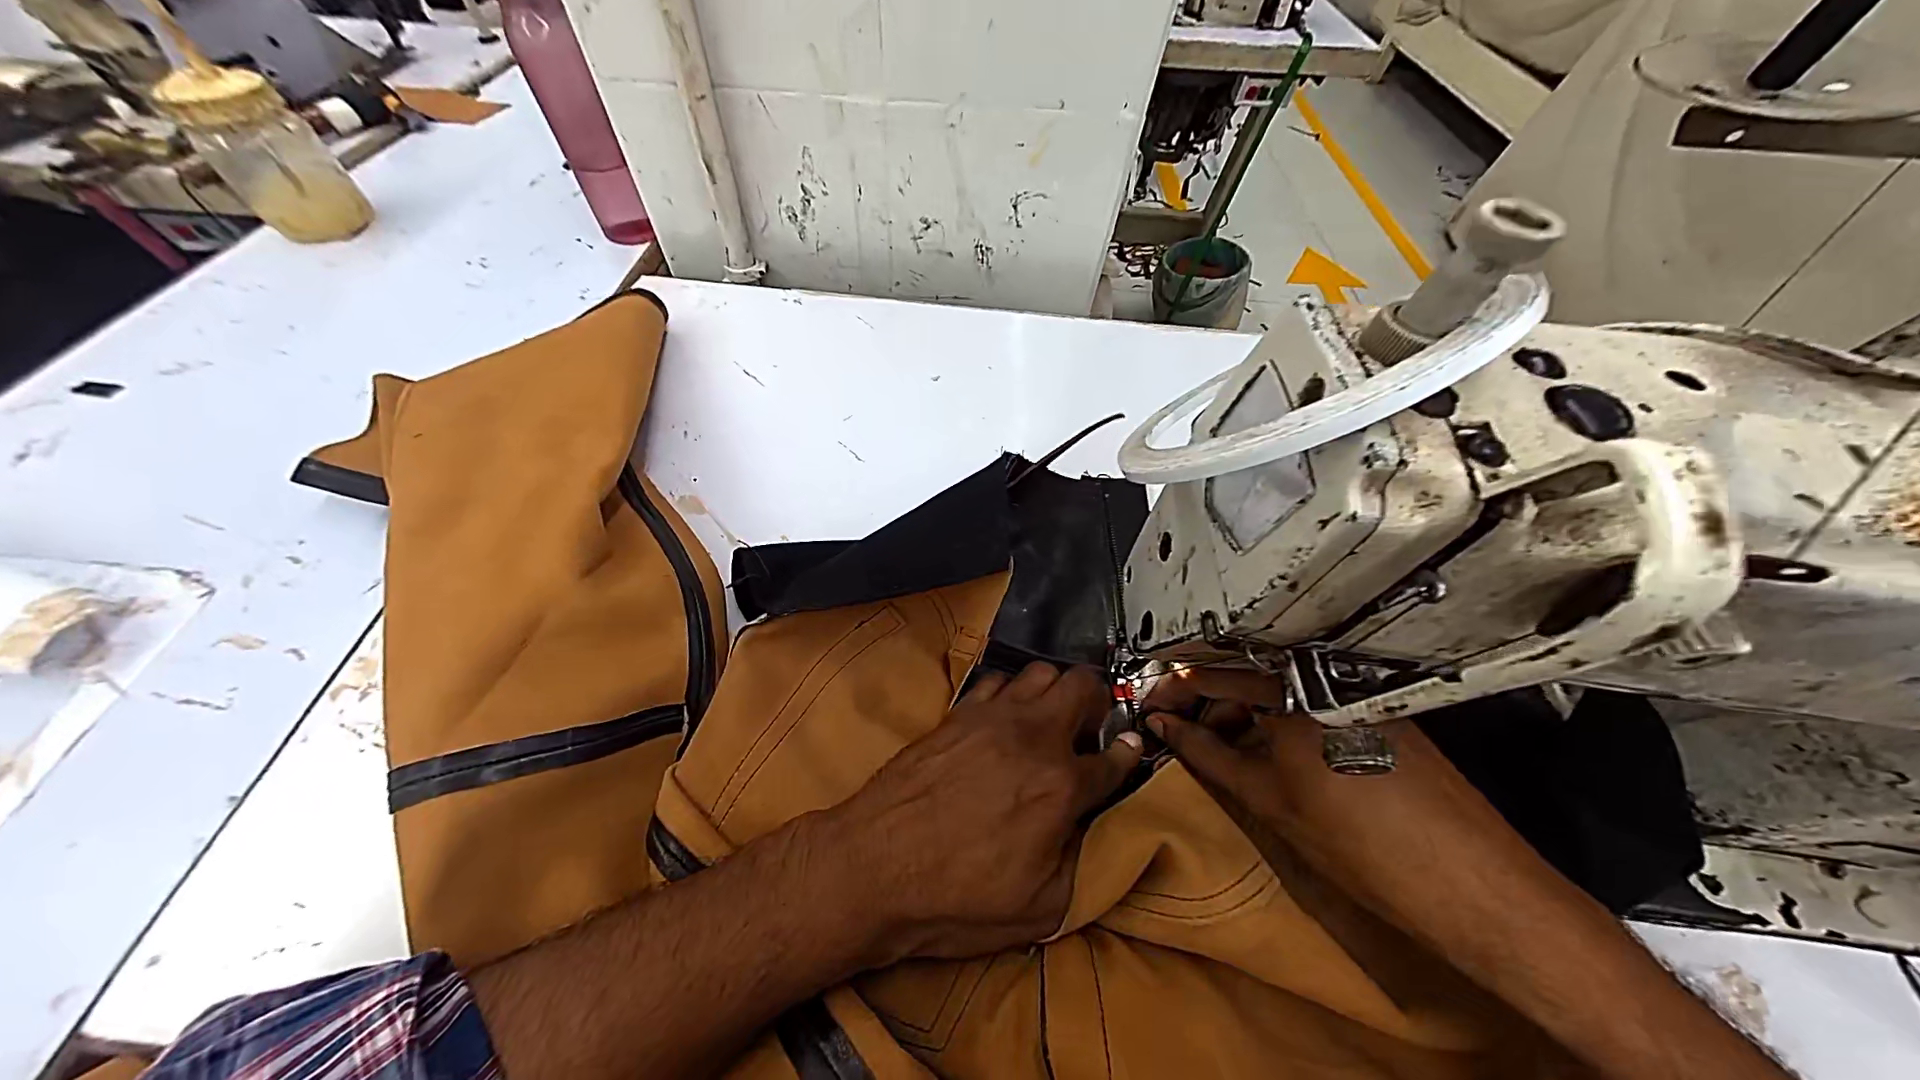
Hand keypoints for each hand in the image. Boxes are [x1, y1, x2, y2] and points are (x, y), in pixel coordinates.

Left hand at [820, 662, 1142, 963]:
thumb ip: (1082, 864)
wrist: (874, 868)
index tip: (1128, 751)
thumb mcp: (1039, 908)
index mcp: (1060, 788)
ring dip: (1054, 691)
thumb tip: (1092, 831)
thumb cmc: (955, 897)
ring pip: (1040, 672)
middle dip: (1098, 702)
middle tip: (1090, 728)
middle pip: (1084, 685)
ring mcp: (991, 719)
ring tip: (1049, 720)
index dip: (1128, 755)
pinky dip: (1009, 693)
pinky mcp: (957, 715)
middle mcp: (1031, 738)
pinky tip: (1004, 719)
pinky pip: (996, 681)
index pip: (1115, 758)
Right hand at [1140, 667, 1794, 1079]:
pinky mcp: (1379, 710)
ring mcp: (1357, 691)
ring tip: (1216, 740)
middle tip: (1176, 720)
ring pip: (1279, 686)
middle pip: (1247, 670)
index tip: (1149, 703)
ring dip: (1241, 706)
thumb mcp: (1267, 800)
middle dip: (1204, 694)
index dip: (1175, 689)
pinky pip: (1311, 700)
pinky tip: (1263, 746)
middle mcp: (1326, 676)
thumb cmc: (1359, 845)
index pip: (1215, 674)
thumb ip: (1208, 754)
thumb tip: (1163, 725)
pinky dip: (1278, 717)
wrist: (1475, 887)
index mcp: (1296, 689)